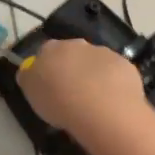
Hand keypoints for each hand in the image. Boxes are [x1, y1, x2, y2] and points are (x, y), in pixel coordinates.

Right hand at [19, 38, 149, 133]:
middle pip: (72, 55)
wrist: (102, 109)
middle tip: (71, 94)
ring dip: (93, 76)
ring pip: (95, 63)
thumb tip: (29, 71)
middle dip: (71, 69)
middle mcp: (77, 44)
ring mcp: (104, 53)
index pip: (45, 52)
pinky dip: (113, 84)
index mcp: (51, 48)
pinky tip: (111, 102)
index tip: (49, 86)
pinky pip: (115, 74)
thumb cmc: (59, 101)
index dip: (47, 69)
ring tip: (93, 102)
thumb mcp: (31, 93)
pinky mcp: (126, 66)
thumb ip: (28, 78)